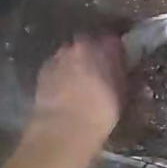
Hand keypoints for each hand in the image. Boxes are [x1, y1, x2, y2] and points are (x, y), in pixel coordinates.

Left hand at [29, 34, 125, 152]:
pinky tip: (65, 90)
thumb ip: (122, 74)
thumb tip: (122, 70)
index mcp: (103, 47)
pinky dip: (61, 73)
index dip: (116, 51)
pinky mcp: (43, 69)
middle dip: (94, 54)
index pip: (113, 40)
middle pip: (89, 43)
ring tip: (80, 83)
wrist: (65, 127)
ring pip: (70, 54)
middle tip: (99, 72)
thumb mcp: (123, 93)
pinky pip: (57, 66)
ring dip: (76, 63)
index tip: (119, 62)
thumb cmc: (101, 111)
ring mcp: (59, 55)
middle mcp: (80, 45)